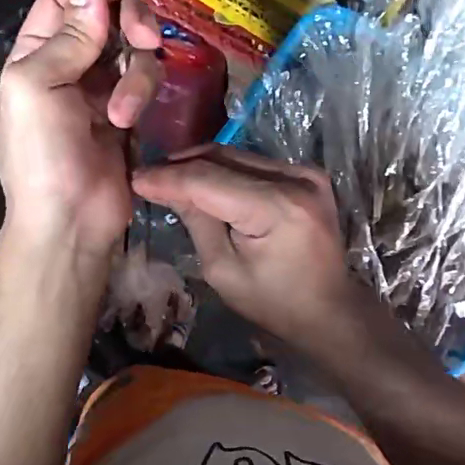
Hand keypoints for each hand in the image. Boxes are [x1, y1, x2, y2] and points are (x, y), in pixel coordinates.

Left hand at [0, 0, 160, 253]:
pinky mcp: (128, 108)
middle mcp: (67, 62)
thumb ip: (67, 34)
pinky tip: (126, 121)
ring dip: (135, 71)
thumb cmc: (40, 155)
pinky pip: (144, 78)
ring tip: (122, 111)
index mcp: (33, 52)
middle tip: (141, 36)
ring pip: (132, 47)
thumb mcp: (37, 87)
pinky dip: (140, 93)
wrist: (68, 221)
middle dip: (127, 19)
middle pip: (106, 13)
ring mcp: (99, 86)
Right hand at [132, 146, 373, 352]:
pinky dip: (222, 169)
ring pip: (235, 155)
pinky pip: (252, 163)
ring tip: (166, 178)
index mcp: (278, 207)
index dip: (167, 178)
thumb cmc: (274, 302)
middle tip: (145, 176)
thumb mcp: (223, 269)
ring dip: (198, 164)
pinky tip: (199, 181)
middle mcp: (296, 179)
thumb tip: (161, 186)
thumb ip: (196, 221)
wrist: (330, 310)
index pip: (208, 180)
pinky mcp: (306, 174)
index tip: (134, 178)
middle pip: (222, 158)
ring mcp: (305, 172)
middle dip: (179, 166)